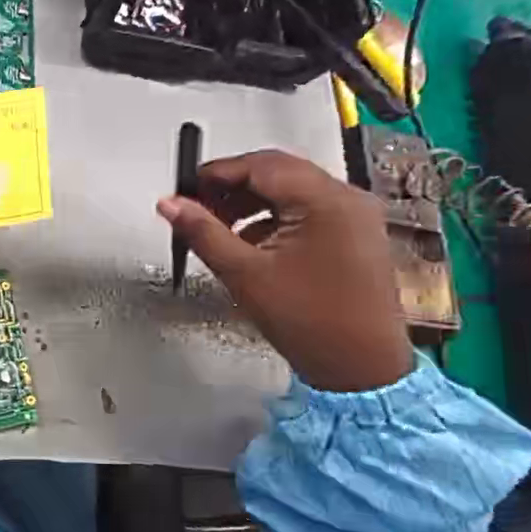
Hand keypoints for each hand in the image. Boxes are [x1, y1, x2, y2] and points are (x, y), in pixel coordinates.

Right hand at [157, 149, 412, 392]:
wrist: (360, 366)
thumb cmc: (311, 321)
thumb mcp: (243, 272)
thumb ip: (202, 231)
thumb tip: (170, 204)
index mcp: (326, 202)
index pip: (261, 165)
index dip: (216, 173)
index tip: (186, 189)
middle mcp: (347, 200)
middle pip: (277, 172)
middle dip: (231, 186)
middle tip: (196, 207)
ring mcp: (354, 217)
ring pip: (289, 190)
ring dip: (248, 202)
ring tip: (217, 227)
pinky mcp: (351, 235)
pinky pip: (303, 211)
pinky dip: (269, 217)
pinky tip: (246, 242)